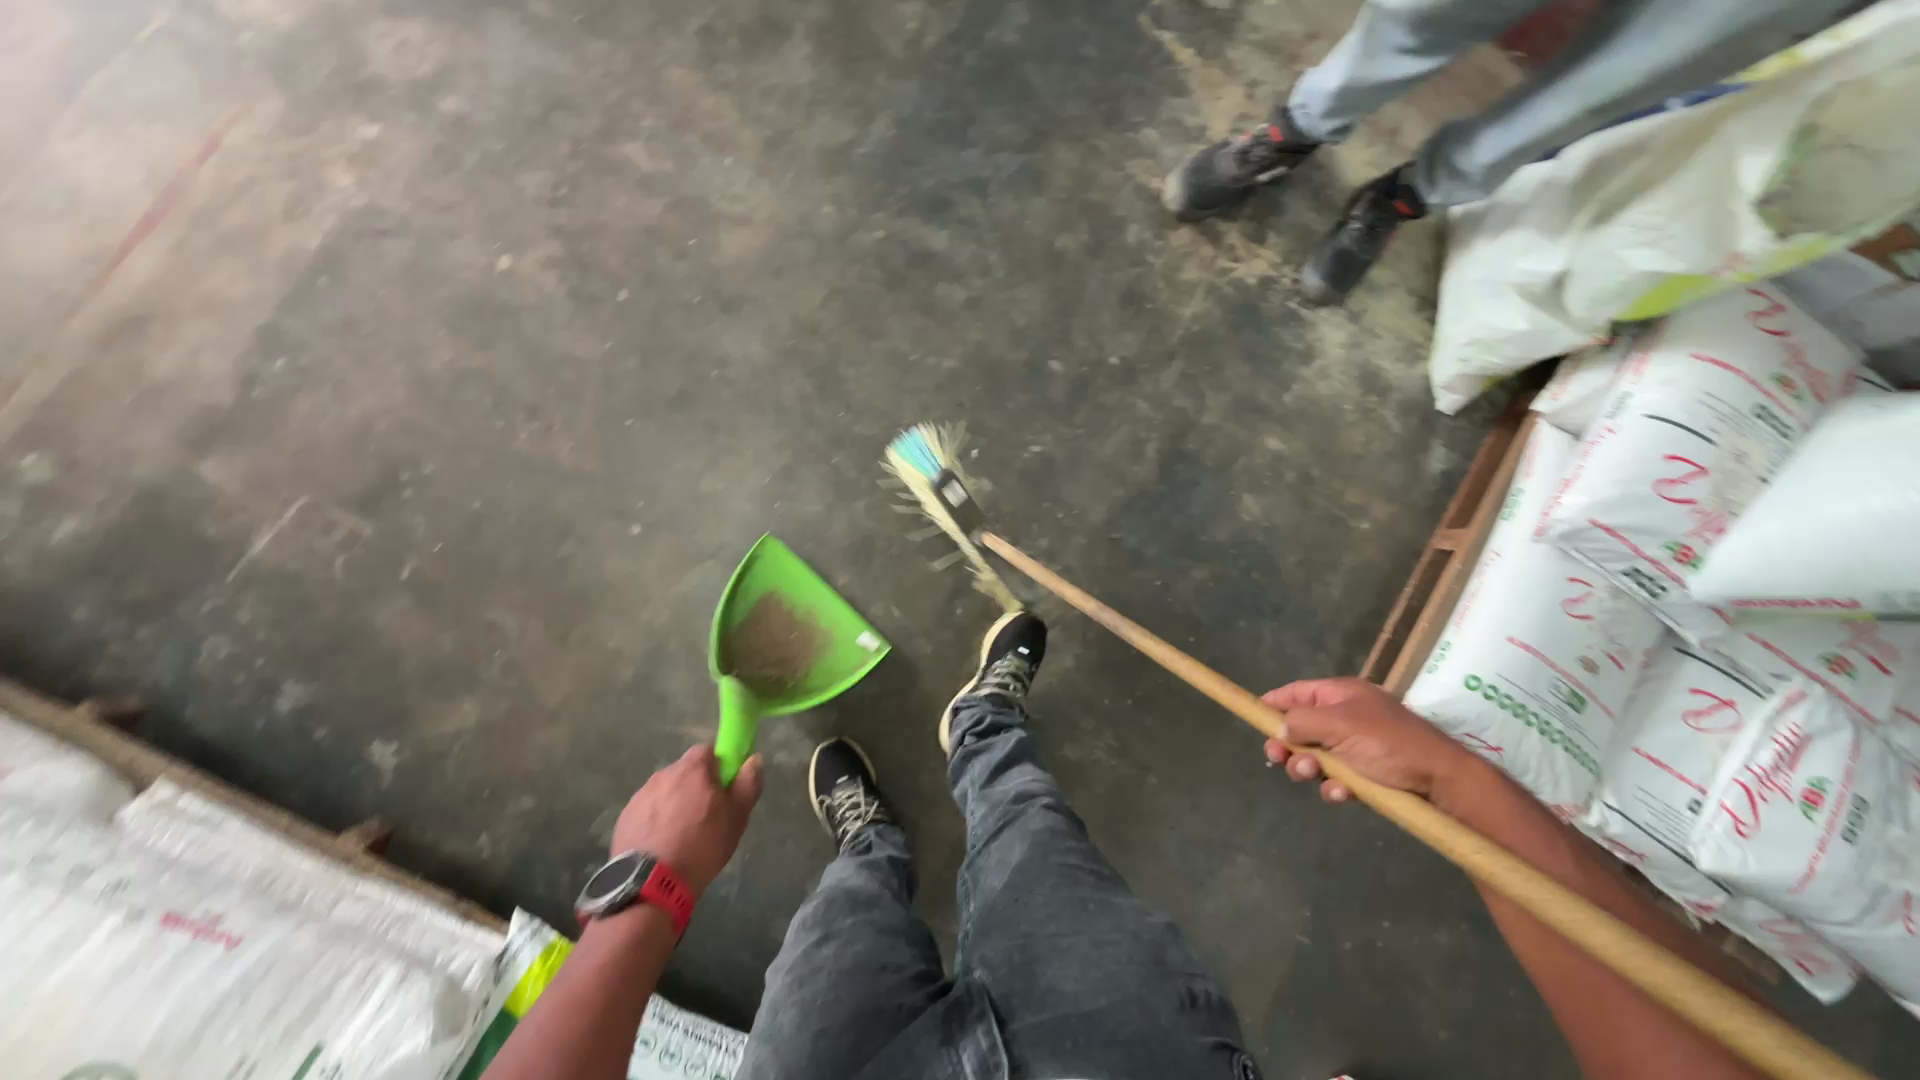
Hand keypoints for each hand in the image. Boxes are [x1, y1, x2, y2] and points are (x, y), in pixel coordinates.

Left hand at [611, 744, 762, 897]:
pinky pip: (648, 812)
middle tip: (707, 817)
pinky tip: (662, 845)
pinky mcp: (624, 818)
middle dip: (696, 788)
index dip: (719, 767)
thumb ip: (748, 783)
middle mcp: (663, 775)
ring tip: (682, 836)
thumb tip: (753, 759)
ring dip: (675, 805)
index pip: (708, 750)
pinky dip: (656, 822)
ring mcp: (640, 796)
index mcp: (692, 769)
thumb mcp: (737, 817)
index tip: (724, 789)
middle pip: (685, 772)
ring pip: (665, 793)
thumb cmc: (702, 845)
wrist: (652, 884)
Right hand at [1260, 677, 1478, 806]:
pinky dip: (1334, 787)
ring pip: (1314, 757)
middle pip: (1300, 728)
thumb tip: (1280, 727)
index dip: (1273, 703)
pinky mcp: (1366, 774)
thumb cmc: (1389, 743)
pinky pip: (1336, 779)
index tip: (1252, 717)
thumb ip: (1302, 721)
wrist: (1441, 780)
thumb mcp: (1340, 724)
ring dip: (1308, 769)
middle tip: (1278, 758)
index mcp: (1340, 695)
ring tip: (1313, 776)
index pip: (1296, 692)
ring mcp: (1356, 747)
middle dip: (1288, 745)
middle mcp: (1346, 717)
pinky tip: (1343, 794)